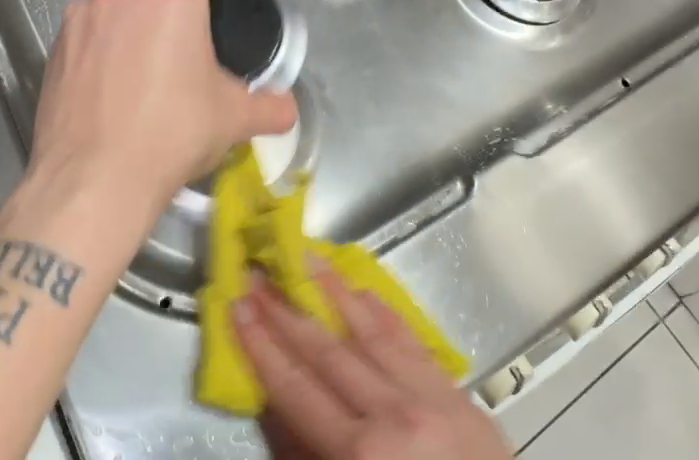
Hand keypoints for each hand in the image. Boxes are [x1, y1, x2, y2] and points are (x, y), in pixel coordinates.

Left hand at [28, 0, 297, 208]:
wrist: (93, 177)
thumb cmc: (173, 131)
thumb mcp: (233, 118)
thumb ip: (269, 106)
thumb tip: (288, 110)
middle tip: (191, 12)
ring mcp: (86, 10)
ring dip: (138, 1)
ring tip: (152, 43)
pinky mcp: (59, 40)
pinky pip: (91, 20)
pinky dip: (106, 31)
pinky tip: (116, 70)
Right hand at [236, 268, 511, 459]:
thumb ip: (308, 456)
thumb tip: (277, 407)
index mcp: (362, 454)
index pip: (297, 387)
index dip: (262, 346)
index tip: (237, 306)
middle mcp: (395, 415)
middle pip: (330, 352)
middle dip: (288, 312)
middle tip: (259, 273)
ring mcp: (433, 400)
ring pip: (375, 334)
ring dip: (337, 293)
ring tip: (308, 259)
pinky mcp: (461, 399)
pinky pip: (417, 346)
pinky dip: (388, 317)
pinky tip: (367, 293)